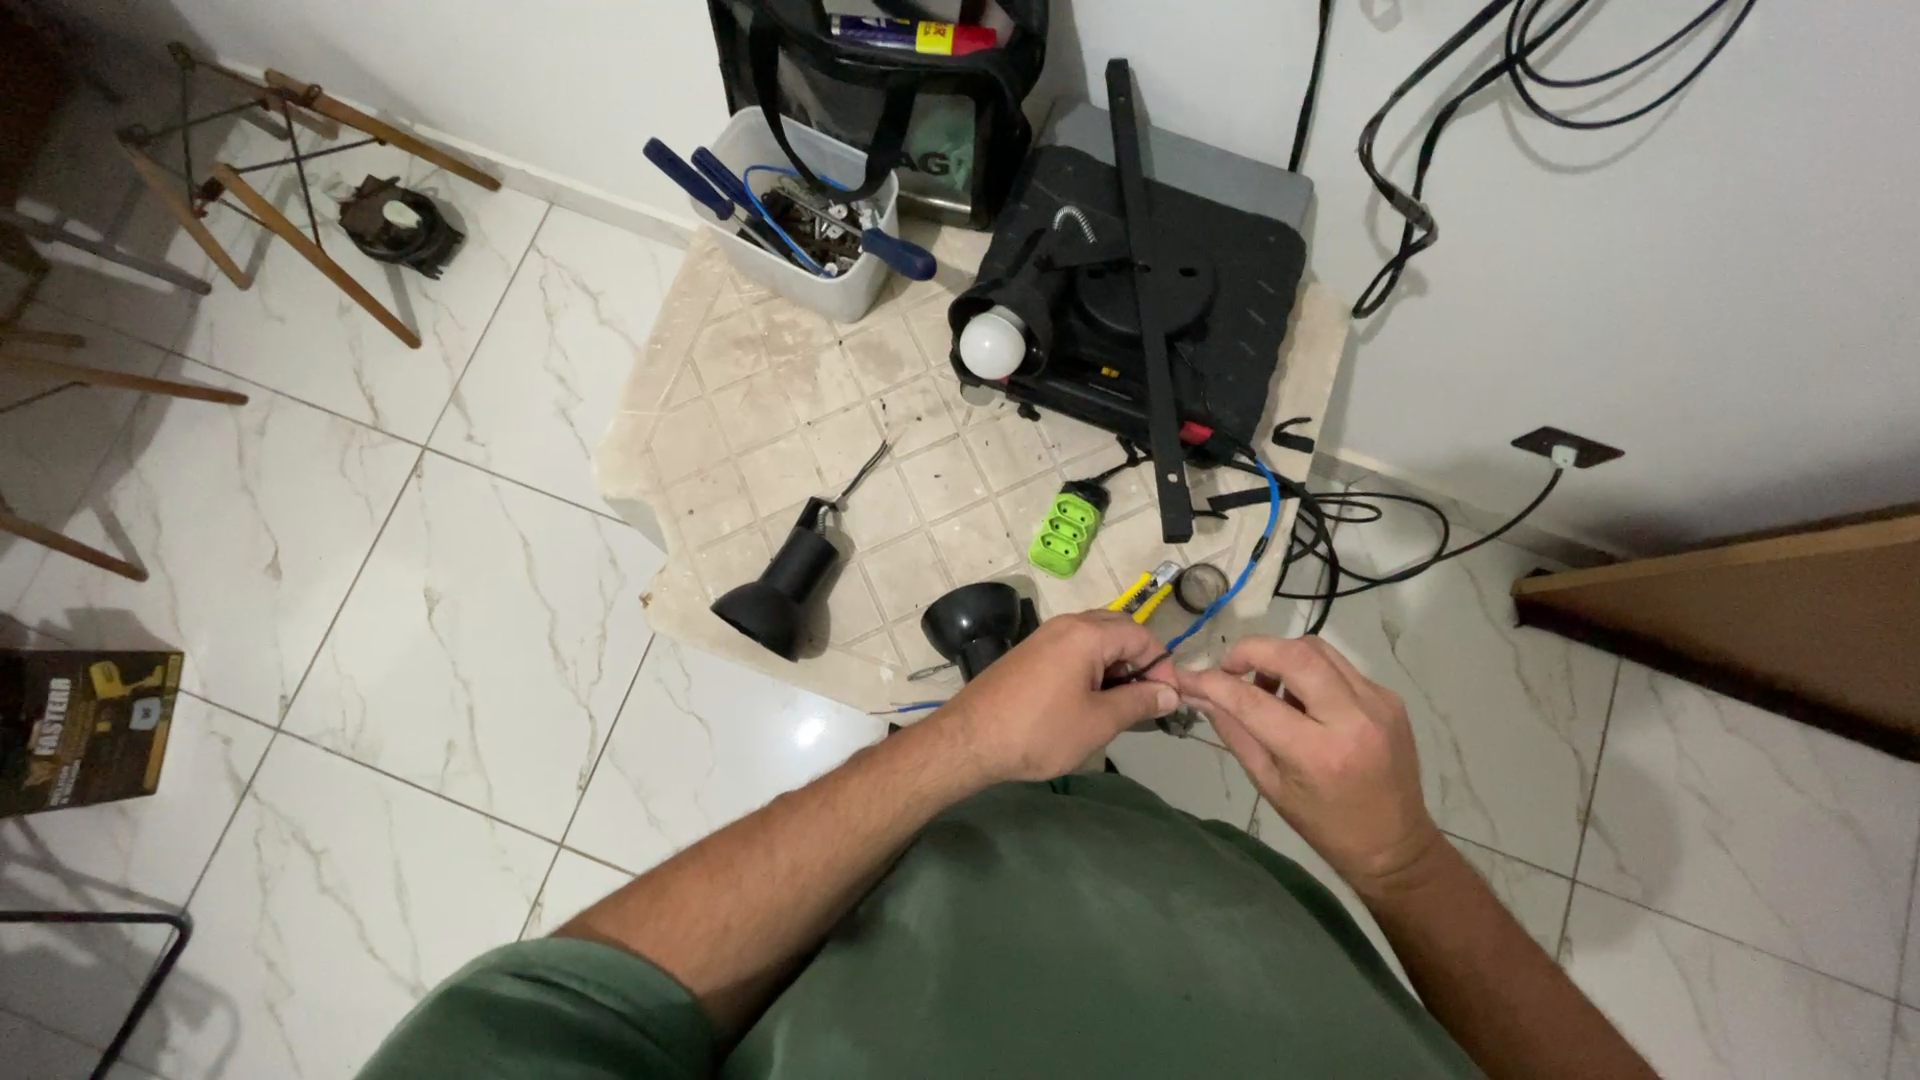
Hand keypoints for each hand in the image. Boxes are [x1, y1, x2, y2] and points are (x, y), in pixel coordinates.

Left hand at [930, 611, 1178, 782]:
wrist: (970, 739)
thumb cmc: (1039, 731)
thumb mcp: (1098, 722)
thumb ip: (1138, 703)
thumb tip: (1170, 693)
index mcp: (1087, 634)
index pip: (1141, 635)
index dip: (1162, 665)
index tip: (1168, 700)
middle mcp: (1066, 624)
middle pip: (1118, 629)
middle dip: (1139, 660)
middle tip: (1146, 698)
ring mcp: (1044, 636)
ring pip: (1094, 638)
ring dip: (1115, 663)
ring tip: (1120, 703)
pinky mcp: (1030, 652)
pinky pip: (1072, 647)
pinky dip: (1091, 665)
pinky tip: (1089, 699)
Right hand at [1176, 636, 1443, 898]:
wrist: (1396, 844)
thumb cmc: (1324, 824)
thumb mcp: (1269, 783)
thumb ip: (1234, 732)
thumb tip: (1200, 694)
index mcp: (1318, 753)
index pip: (1254, 701)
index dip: (1214, 683)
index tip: (1188, 677)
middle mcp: (1353, 719)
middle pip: (1295, 654)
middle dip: (1251, 650)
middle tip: (1228, 667)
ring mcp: (1377, 703)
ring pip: (1317, 649)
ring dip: (1280, 656)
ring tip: (1264, 684)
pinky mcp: (1388, 697)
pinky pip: (1337, 666)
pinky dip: (1307, 672)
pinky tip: (1299, 699)